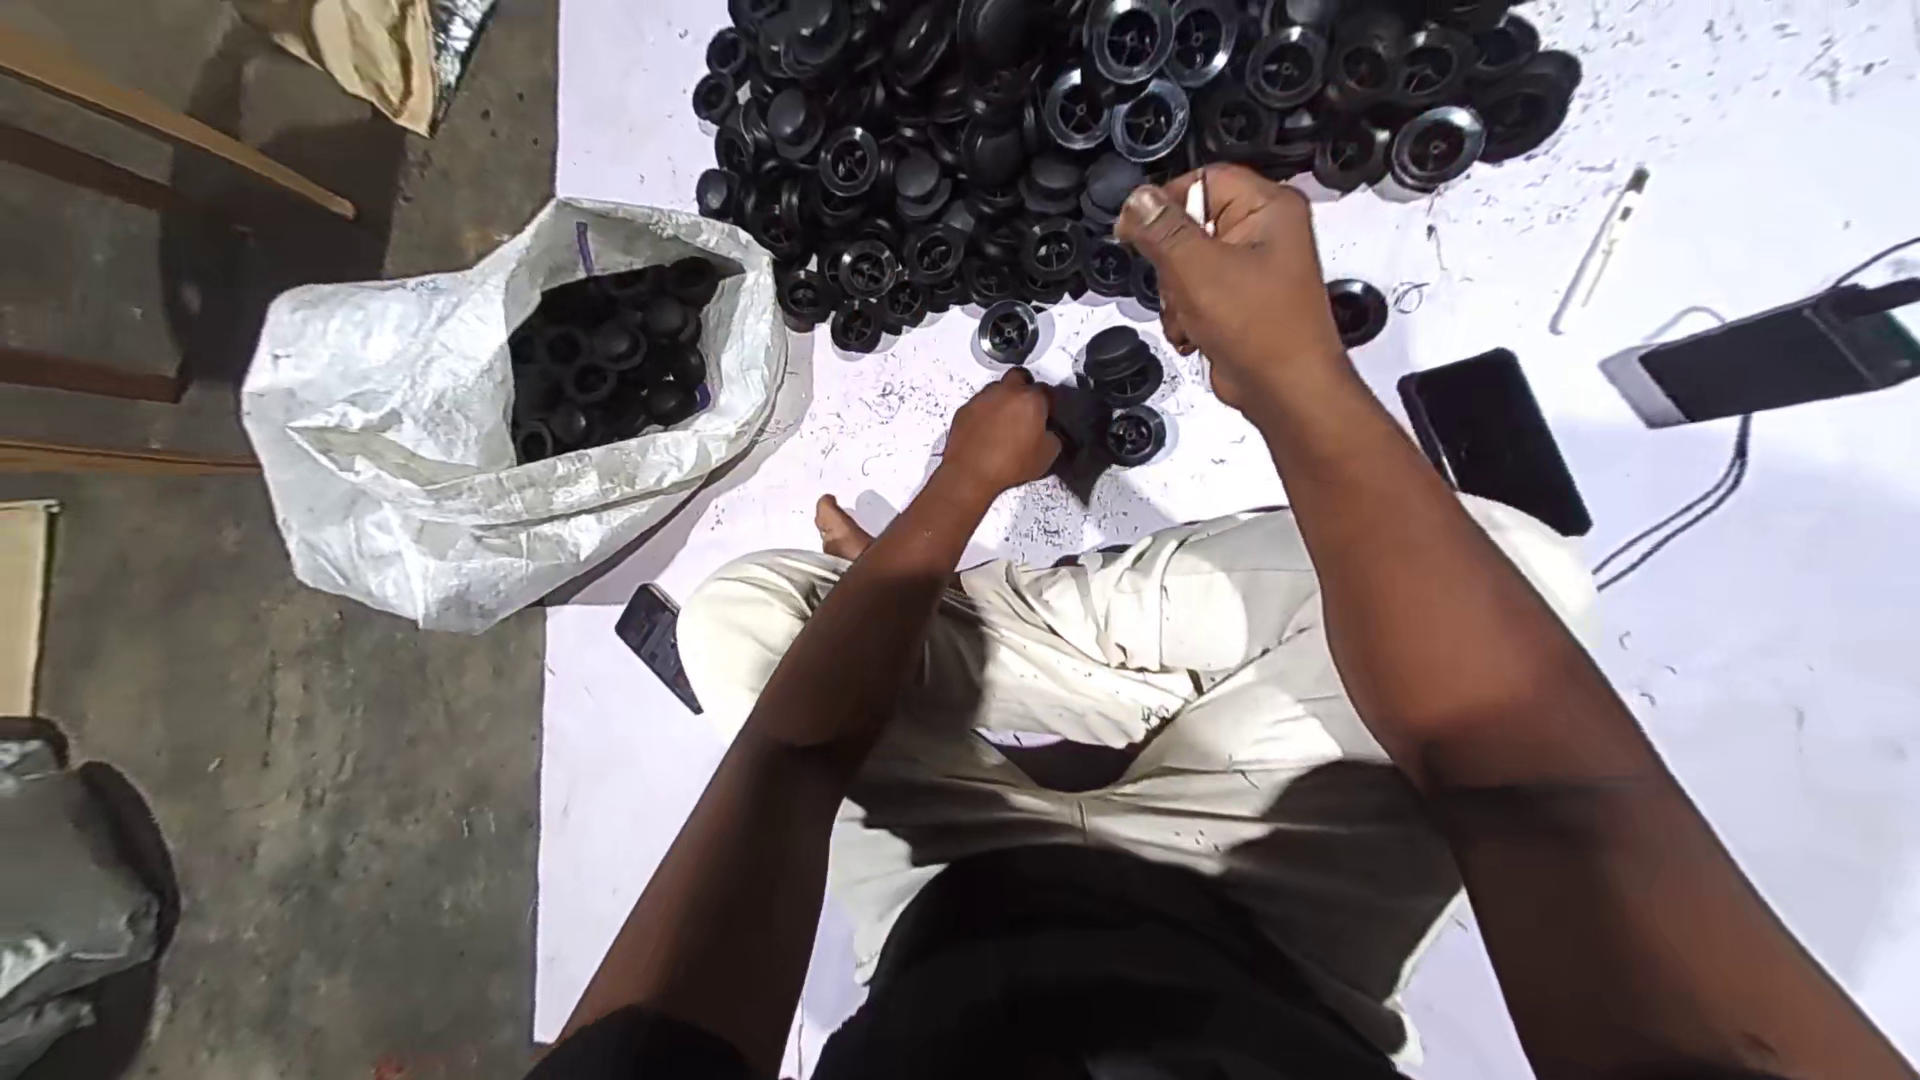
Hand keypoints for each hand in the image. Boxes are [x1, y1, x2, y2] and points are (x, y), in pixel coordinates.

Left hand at [938, 368, 1061, 499]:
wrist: (971, 473)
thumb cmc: (1008, 465)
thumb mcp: (1046, 456)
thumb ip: (1054, 438)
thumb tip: (1050, 435)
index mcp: (1031, 399)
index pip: (1047, 390)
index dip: (1050, 403)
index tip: (1048, 414)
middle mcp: (1006, 392)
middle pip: (1020, 376)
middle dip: (1026, 387)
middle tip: (1027, 408)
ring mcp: (983, 398)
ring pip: (997, 387)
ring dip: (1004, 399)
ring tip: (1005, 421)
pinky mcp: (965, 409)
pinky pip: (979, 404)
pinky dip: (985, 412)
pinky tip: (987, 430)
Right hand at [1115, 164, 1349, 415]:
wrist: (1281, 387)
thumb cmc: (1264, 331)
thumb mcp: (1197, 269)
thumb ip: (1163, 230)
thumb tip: (1138, 201)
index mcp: (1266, 208)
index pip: (1201, 179)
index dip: (1164, 204)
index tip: (1136, 228)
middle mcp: (1261, 235)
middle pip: (1187, 228)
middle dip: (1171, 266)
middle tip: (1180, 285)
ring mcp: (1249, 271)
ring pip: (1184, 268)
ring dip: (1175, 298)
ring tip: (1192, 316)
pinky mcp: (1237, 303)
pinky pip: (1192, 297)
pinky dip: (1185, 317)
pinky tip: (1197, 332)